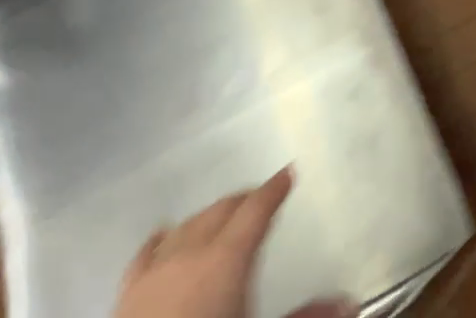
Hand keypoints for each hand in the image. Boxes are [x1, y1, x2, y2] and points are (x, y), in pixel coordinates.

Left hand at [114, 167, 354, 317]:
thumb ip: (306, 314)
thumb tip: (349, 303)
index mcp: (228, 258)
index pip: (256, 210)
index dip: (275, 189)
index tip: (288, 173)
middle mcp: (189, 253)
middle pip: (221, 210)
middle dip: (244, 200)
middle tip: (261, 198)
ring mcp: (154, 270)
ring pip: (186, 225)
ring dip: (208, 217)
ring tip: (223, 217)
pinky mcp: (126, 291)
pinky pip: (146, 252)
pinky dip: (163, 238)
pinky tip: (165, 234)